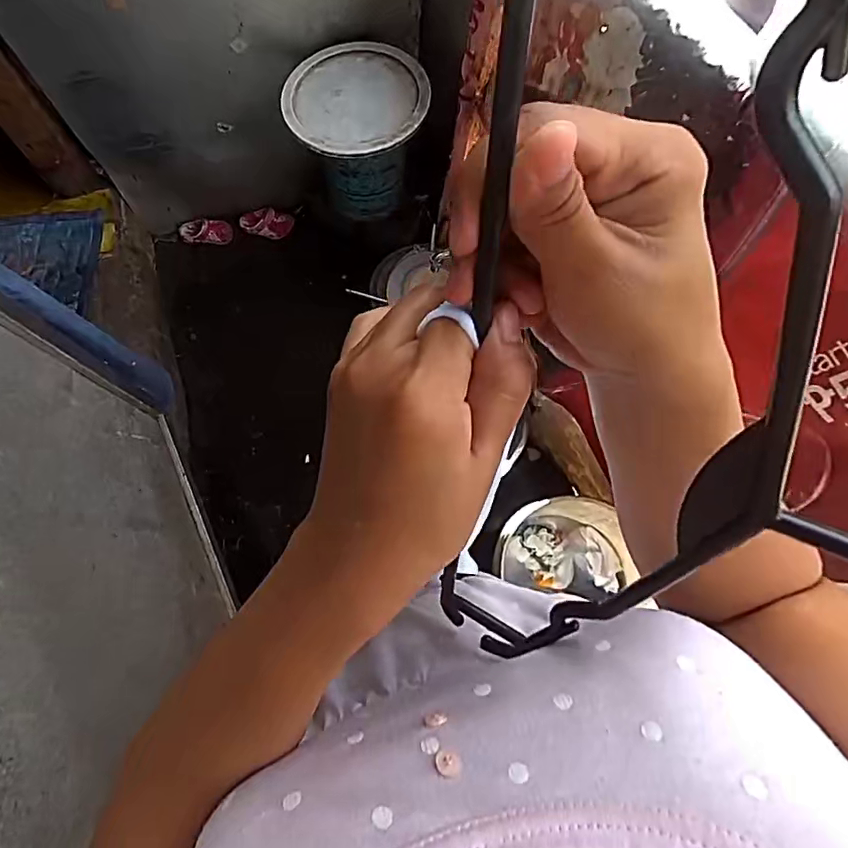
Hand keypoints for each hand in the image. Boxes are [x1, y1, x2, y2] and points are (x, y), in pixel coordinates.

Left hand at [298, 279, 535, 598]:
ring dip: (429, 326)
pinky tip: (413, 373)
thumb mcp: (487, 457)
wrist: (357, 545)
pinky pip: (373, 325)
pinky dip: (398, 333)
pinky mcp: (337, 372)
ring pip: (402, 307)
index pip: (464, 316)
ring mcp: (350, 365)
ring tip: (443, 378)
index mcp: (421, 388)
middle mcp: (377, 364)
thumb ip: (504, 381)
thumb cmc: (427, 516)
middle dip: (459, 323)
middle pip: (431, 301)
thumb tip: (510, 323)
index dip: (487, 333)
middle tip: (470, 376)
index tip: (493, 365)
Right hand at [446, 102, 728, 389]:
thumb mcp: (594, 271)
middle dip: (489, 219)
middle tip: (478, 266)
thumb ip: (557, 208)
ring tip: (513, 294)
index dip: (494, 173)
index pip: (548, 127)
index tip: (472, 232)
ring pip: (502, 194)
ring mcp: (586, 187)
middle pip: (517, 157)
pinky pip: (504, 221)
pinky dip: (496, 259)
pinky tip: (513, 291)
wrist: (644, 374)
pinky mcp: (561, 214)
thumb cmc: (643, 330)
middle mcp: (618, 159)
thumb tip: (540, 135)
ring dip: (491, 249)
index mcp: (649, 156)